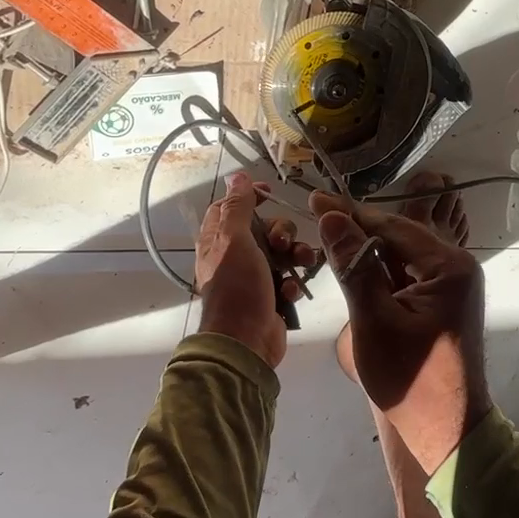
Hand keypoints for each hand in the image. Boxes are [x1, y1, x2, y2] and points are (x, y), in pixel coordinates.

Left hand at [195, 172, 317, 368]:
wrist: (246, 341)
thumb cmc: (237, 287)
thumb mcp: (235, 240)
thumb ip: (238, 207)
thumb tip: (237, 176)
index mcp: (218, 241)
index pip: (230, 207)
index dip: (249, 197)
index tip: (270, 194)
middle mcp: (234, 256)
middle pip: (264, 228)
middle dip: (281, 231)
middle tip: (283, 243)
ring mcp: (254, 278)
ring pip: (281, 253)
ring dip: (294, 255)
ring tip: (300, 263)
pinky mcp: (271, 296)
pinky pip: (288, 278)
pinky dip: (292, 282)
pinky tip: (291, 291)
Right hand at [310, 191, 488, 473]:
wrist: (446, 432)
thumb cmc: (410, 380)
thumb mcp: (374, 321)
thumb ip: (354, 266)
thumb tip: (332, 217)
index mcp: (450, 267)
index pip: (393, 227)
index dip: (350, 213)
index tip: (315, 197)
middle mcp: (456, 268)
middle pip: (398, 238)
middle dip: (357, 228)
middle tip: (315, 211)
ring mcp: (451, 286)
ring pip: (400, 257)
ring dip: (365, 249)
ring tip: (326, 233)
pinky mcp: (441, 303)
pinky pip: (405, 276)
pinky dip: (378, 272)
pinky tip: (351, 264)